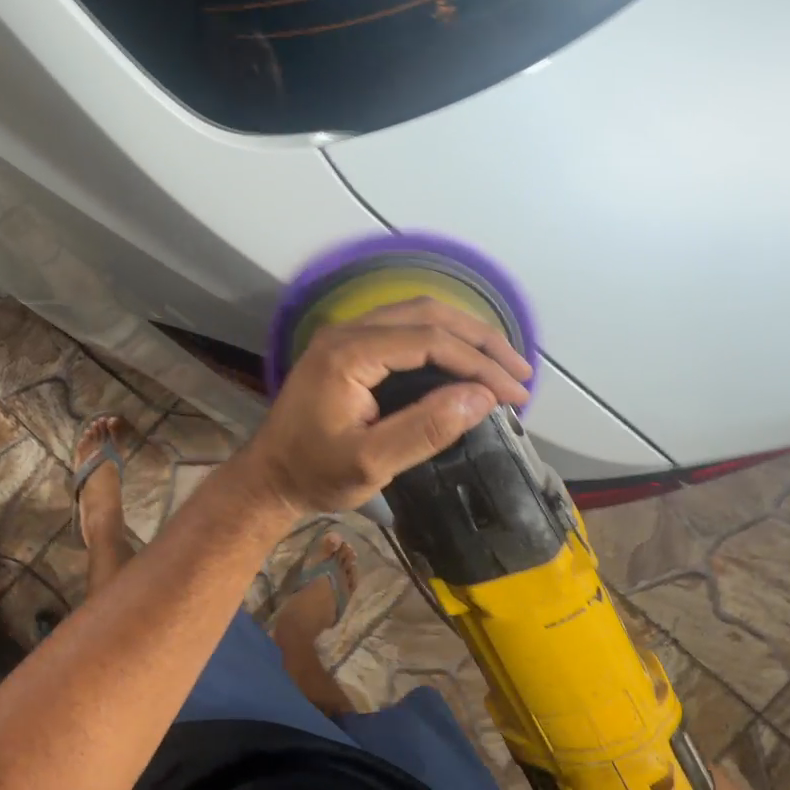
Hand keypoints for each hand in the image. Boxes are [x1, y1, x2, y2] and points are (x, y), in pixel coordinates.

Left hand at [235, 297, 534, 515]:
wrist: (269, 475)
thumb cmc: (314, 473)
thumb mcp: (371, 462)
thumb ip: (425, 429)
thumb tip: (482, 397)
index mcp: (348, 354)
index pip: (428, 340)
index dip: (478, 363)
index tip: (516, 394)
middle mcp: (345, 333)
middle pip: (425, 314)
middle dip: (479, 339)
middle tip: (520, 373)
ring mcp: (343, 338)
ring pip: (413, 315)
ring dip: (461, 336)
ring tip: (502, 367)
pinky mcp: (345, 350)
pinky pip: (399, 329)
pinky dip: (438, 341)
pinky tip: (462, 365)